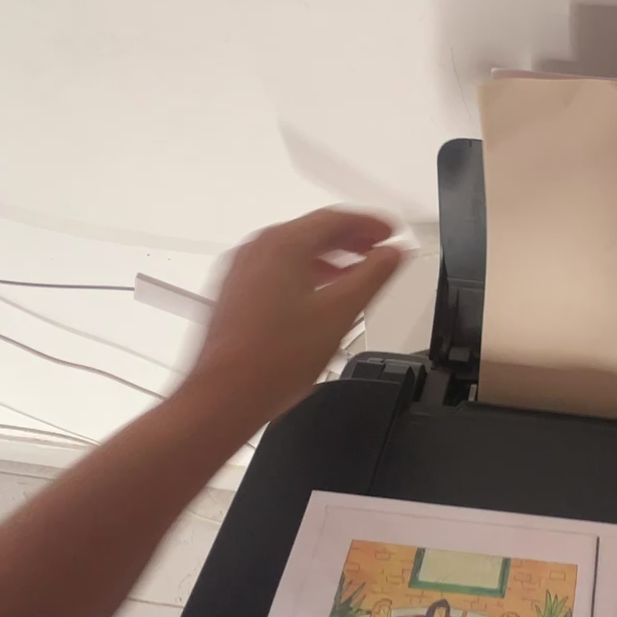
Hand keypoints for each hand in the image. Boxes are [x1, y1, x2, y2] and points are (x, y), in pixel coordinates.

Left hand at [181, 208, 400, 424]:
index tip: (390, 232)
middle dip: (352, 238)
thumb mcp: (340, 312)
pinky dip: (308, 270)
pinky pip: (278, 267)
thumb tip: (392, 254)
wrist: (224, 398)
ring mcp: (242, 271)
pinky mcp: (236, 292)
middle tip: (379, 247)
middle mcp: (257, 250)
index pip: (335, 218)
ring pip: (296, 249)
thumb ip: (374, 275)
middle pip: (314, 230)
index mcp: (282, 246)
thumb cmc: (270, 361)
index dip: (370, 224)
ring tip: (358, 270)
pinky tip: (324, 293)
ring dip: (332, 255)